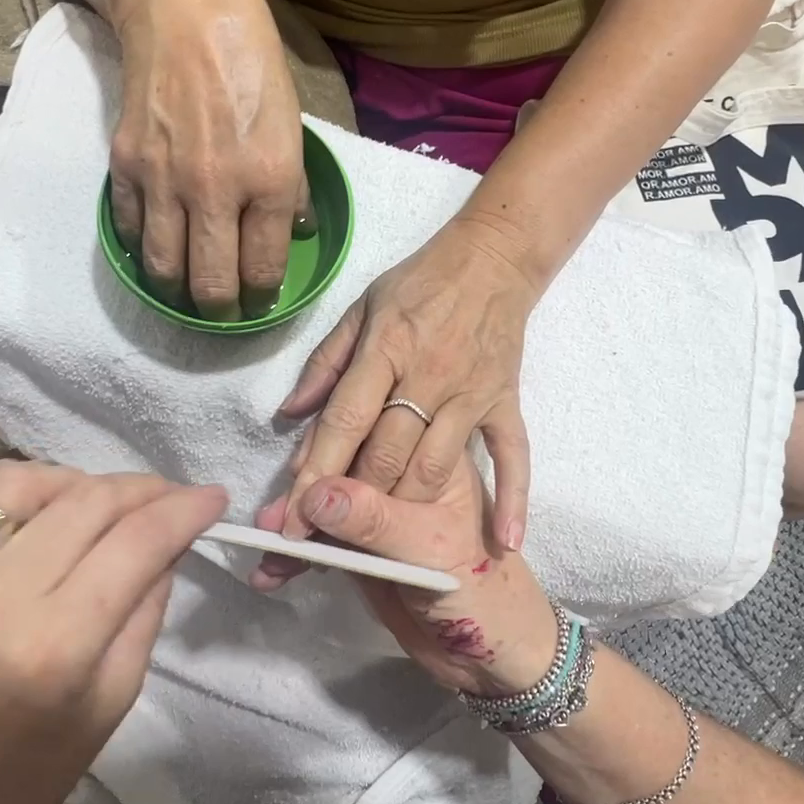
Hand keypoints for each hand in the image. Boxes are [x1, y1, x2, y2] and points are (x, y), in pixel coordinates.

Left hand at [0, 460, 226, 803]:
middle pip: (88, 502)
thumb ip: (147, 608)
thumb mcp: (115, 700)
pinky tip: (31, 508)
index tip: (215, 498)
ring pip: (22, 480)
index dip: (185, 510)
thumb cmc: (30, 770)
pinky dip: (1, 485)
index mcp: (53, 646)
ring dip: (76, 480)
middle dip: (146, 490)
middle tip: (174, 499)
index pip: (136, 544)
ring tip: (99, 507)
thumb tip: (171, 538)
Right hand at [110, 0, 311, 320]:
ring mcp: (166, 180)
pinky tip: (157, 252)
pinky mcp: (126, 164)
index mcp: (271, 178)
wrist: (184, 8)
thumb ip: (294, 185)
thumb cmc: (252, 61)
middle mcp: (218, 189)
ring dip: (178, 293)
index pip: (264, 268)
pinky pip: (132, 232)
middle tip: (225, 312)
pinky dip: (144, 251)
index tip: (259, 303)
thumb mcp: (293, 122)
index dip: (262, 297)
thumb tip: (298, 231)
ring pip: (166, 270)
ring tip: (188, 294)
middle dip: (221, 311)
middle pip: (213, 284)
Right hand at [256, 452, 558, 696]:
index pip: (372, 431)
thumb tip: (315, 493)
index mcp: (430, 454)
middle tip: (271, 524)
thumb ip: (375, 519)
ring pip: (324, 500)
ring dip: (291, 525)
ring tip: (265, 551)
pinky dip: (295, 555)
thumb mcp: (430, 549)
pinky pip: (321, 539)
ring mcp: (380, 508)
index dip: (330, 450)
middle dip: (301, 492)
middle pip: (339, 463)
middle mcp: (402, 472)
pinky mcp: (362, 544)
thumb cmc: (484, 591)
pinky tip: (270, 574)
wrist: (493, 658)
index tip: (297, 482)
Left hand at [261, 216, 540, 583]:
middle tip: (322, 544)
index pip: (344, 421)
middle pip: (385, 454)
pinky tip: (504, 541)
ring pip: (433, 467)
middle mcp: (428, 375)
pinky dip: (513, 499)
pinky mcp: (506, 401)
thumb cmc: (420, 282)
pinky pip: (514, 454)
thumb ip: (325, 362)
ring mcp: (471, 392)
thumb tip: (289, 414)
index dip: (314, 473)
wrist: (494, 259)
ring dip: (402, 508)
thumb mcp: (362, 307)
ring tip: (375, 541)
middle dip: (349, 504)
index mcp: (385, 348)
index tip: (290, 521)